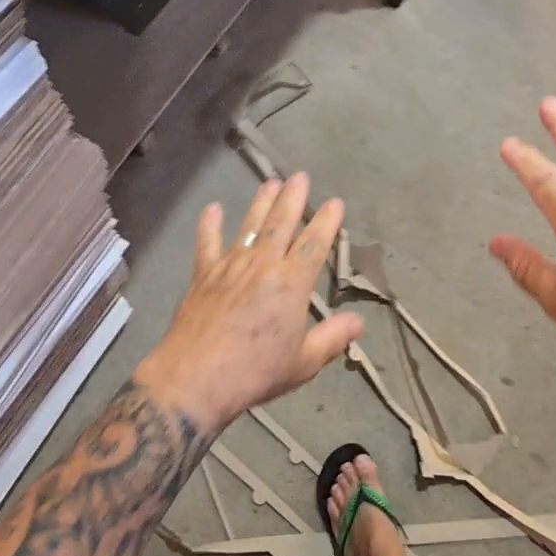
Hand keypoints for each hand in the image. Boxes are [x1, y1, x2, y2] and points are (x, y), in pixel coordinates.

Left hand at [134, 174, 364, 433]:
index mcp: (291, 284)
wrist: (196, 379)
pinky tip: (212, 209)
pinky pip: (207, 244)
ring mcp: (230, 268)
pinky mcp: (203, 276)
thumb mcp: (304, 362)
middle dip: (293, 199)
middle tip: (299, 176)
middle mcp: (263, 266)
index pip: (314, 244)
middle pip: (281, 224)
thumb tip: (359, 322)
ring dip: (260, 203)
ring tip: (270, 183)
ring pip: (249, 227)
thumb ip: (332, 338)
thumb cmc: (256, 373)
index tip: (335, 202)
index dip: (326, 222)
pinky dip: (209, 225)